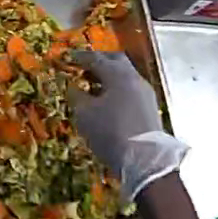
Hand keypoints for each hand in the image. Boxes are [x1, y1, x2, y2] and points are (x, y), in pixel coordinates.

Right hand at [70, 52, 188, 203]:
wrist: (144, 161)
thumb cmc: (110, 132)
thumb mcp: (84, 114)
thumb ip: (77, 95)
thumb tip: (73, 86)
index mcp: (119, 75)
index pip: (96, 59)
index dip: (79, 57)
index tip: (67, 57)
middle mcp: (135, 79)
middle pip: (116, 61)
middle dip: (99, 61)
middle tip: (83, 65)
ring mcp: (145, 93)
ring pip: (125, 76)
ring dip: (109, 76)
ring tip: (93, 83)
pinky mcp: (149, 108)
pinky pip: (130, 89)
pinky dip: (117, 88)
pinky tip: (107, 100)